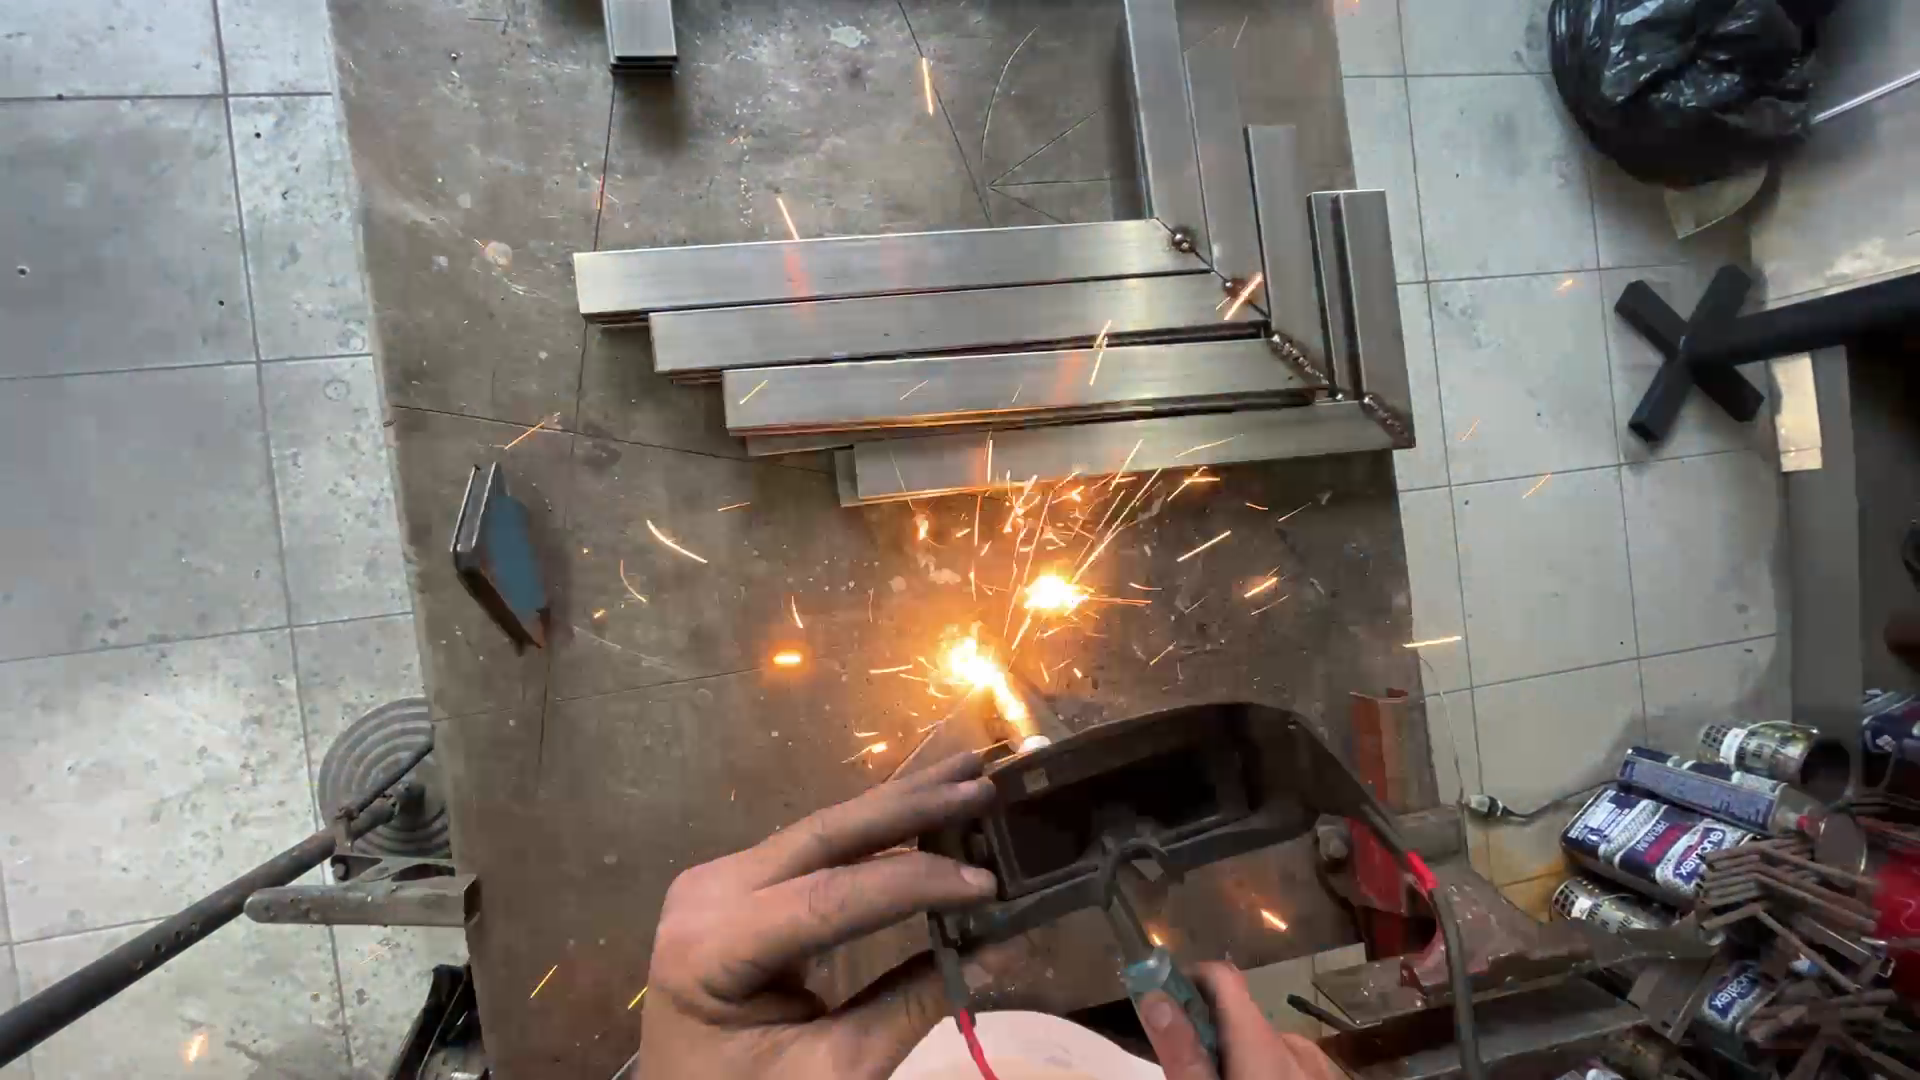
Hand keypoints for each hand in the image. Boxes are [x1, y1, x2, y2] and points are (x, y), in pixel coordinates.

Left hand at [637, 752, 998, 1078]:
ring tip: (964, 768)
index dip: (914, 882)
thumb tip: (1002, 947)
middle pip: (828, 836)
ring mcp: (721, 876)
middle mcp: (710, 890)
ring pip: (827, 827)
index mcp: (711, 947)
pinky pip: (817, 844)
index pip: (828, 898)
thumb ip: (913, 1004)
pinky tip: (919, 798)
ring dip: (901, 801)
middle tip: (980, 784)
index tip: (988, 882)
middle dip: (913, 807)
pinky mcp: (741, 876)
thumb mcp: (832, 1071)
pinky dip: (876, 824)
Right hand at [1137, 963, 1339, 1079]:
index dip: (1189, 982)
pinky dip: (1271, 1077)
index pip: (1222, 976)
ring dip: (1243, 1063)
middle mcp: (1297, 1046)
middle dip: (1212, 1038)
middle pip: (1240, 1018)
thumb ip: (1183, 1053)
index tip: (1167, 1012)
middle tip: (1196, 1076)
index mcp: (1264, 1043)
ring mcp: (1323, 1069)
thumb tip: (1153, 995)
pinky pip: (1294, 1068)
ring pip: (1267, 1047)